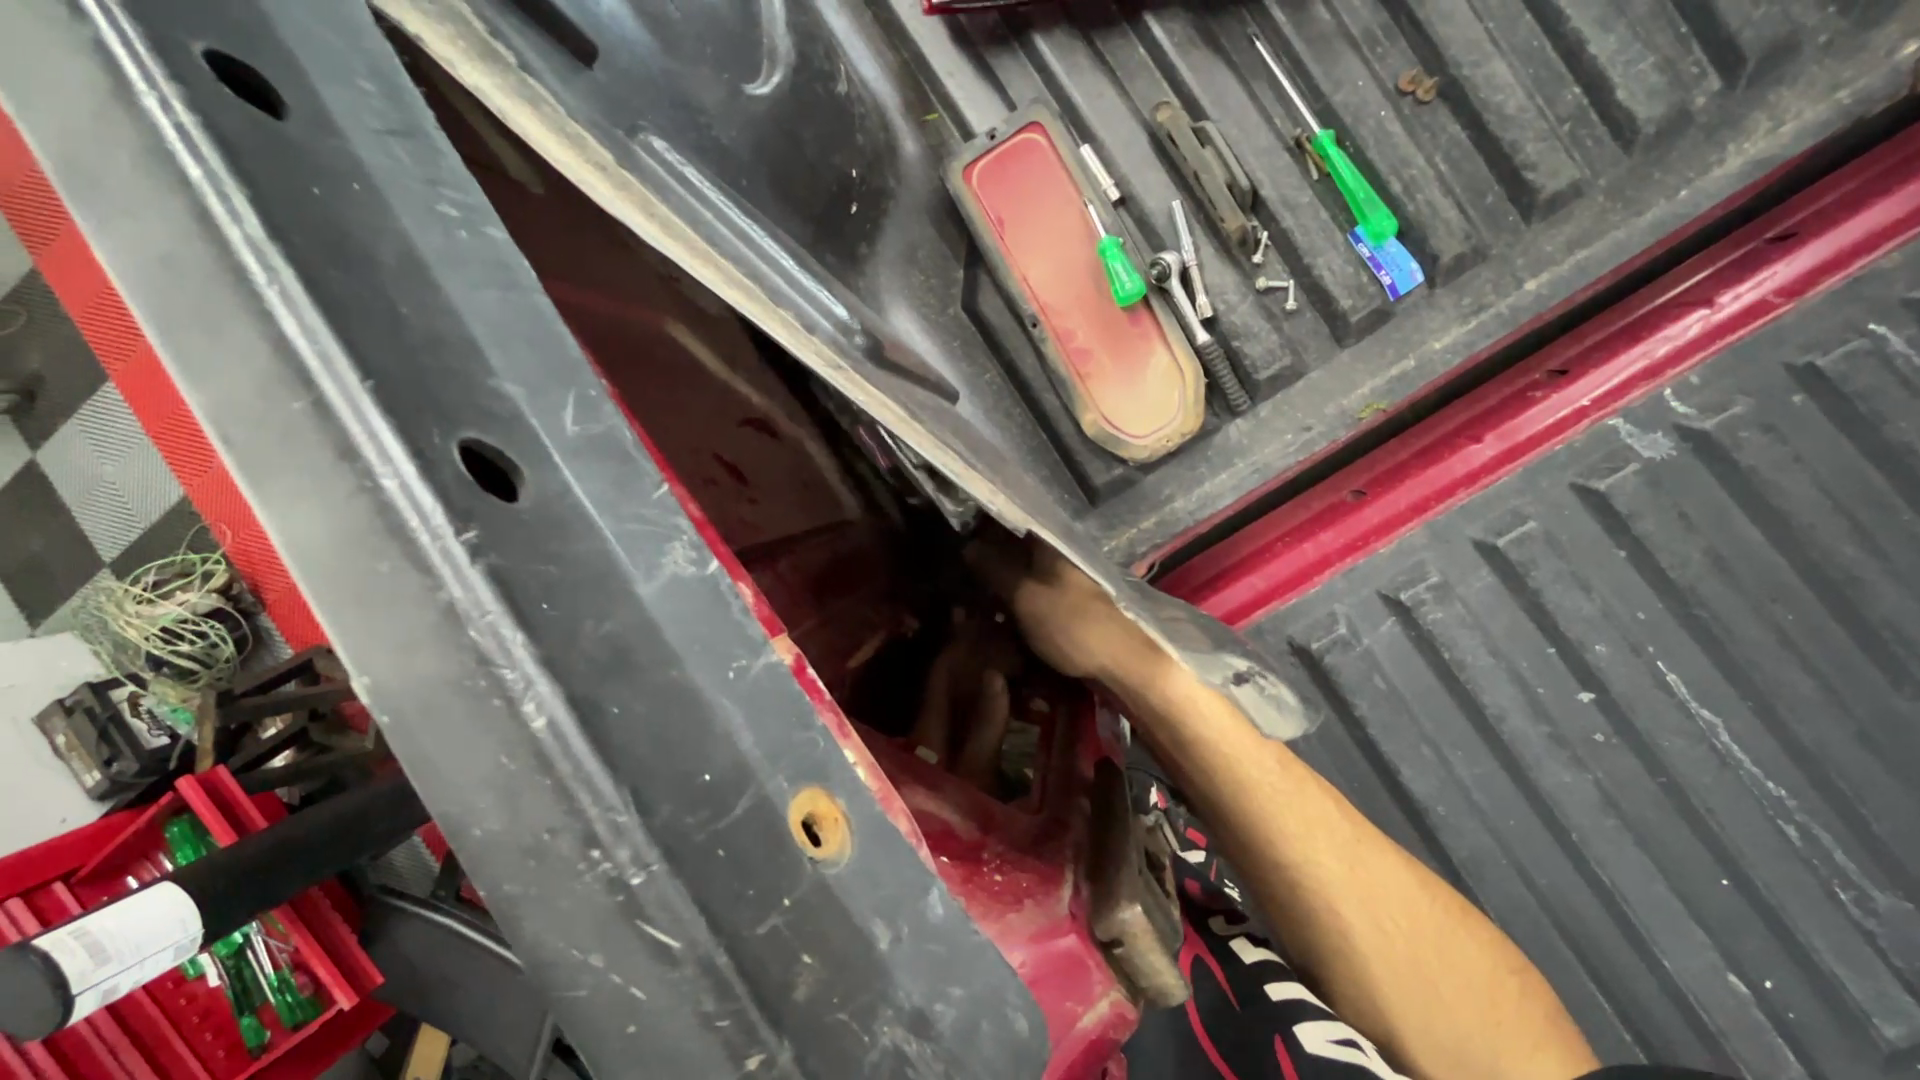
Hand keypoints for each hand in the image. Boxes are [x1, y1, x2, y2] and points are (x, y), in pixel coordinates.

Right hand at [964, 528, 1168, 687]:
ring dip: (1000, 581)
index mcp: (1050, 542)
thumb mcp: (1025, 595)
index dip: (982, 525)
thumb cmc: (1073, 623)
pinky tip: (997, 612)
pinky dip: (1016, 600)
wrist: (1125, 661)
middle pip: (1015, 546)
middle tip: (956, 568)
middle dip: (987, 556)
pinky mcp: (1071, 605)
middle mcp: (1059, 554)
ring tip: (970, 592)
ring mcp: (1067, 580)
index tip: (955, 533)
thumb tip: (967, 545)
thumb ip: (995, 568)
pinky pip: (1035, 595)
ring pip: (1024, 572)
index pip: (1010, 520)